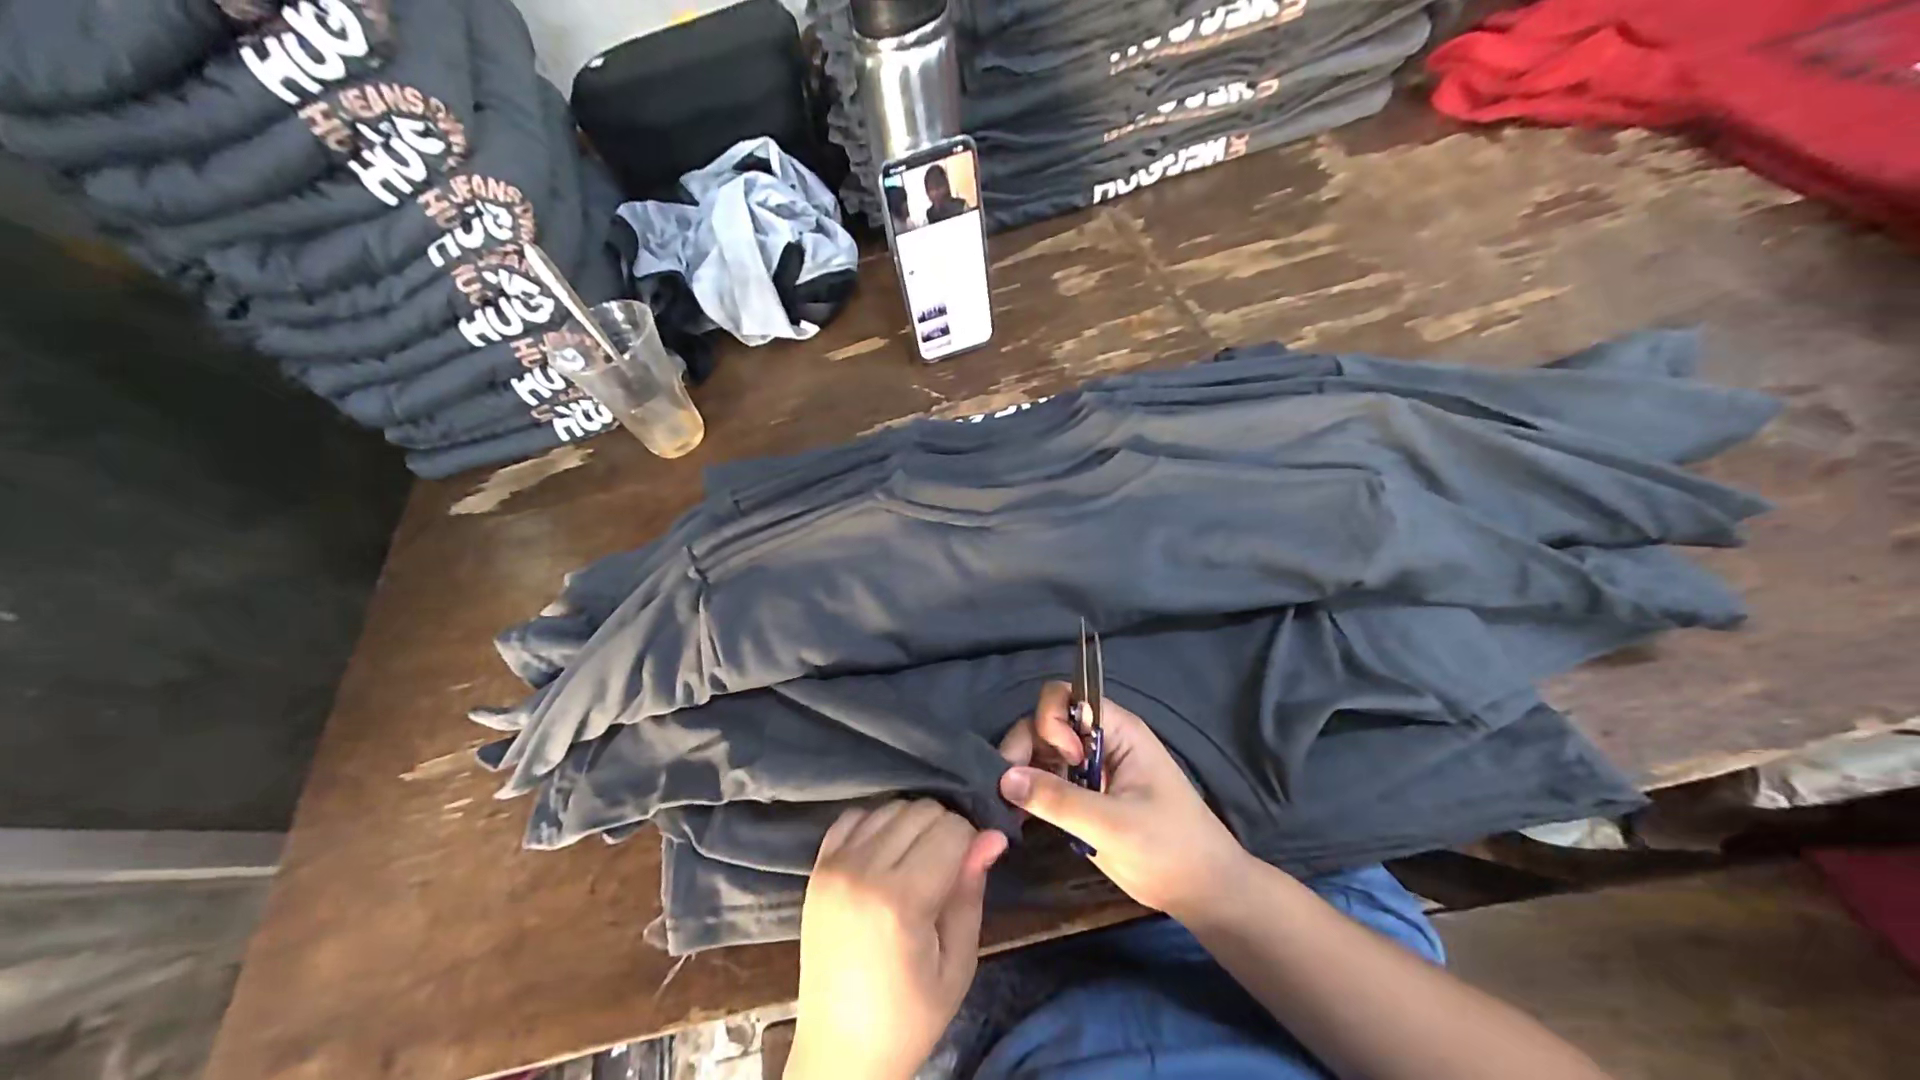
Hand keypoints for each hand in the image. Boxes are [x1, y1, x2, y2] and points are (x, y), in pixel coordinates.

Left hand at [786, 799, 1007, 1079]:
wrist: (840, 1050)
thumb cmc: (909, 1017)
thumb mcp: (957, 964)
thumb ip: (971, 892)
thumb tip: (993, 835)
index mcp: (901, 900)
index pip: (952, 829)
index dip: (970, 843)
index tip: (969, 872)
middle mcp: (863, 871)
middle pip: (922, 810)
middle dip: (945, 830)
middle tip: (945, 872)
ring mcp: (834, 867)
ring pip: (891, 806)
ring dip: (912, 825)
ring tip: (916, 865)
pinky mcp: (817, 868)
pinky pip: (854, 816)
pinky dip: (876, 824)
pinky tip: (884, 855)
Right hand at [998, 681, 1252, 919]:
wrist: (1201, 890)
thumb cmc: (1169, 847)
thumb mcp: (1113, 824)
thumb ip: (1059, 800)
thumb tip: (1004, 778)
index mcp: (1117, 731)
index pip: (1068, 698)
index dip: (1052, 721)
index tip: (1062, 761)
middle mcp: (1098, 741)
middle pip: (1046, 723)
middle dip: (1026, 748)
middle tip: (1015, 790)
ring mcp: (1089, 768)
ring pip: (1041, 751)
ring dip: (1022, 772)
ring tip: (1010, 809)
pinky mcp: (1082, 796)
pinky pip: (1046, 780)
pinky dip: (1028, 793)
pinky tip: (1016, 817)